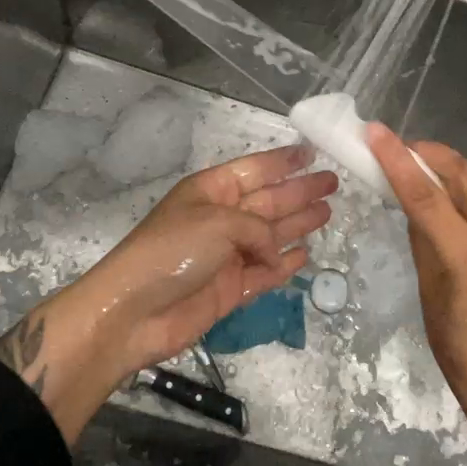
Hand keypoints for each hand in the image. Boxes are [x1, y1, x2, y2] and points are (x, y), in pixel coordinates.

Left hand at [0, 145, 336, 443]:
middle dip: (300, 190)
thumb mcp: (218, 222)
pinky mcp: (229, 289)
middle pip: (269, 199)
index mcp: (211, 190)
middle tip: (334, 183)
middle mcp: (221, 218)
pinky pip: (265, 272)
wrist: (132, 313)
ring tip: (329, 213)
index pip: (256, 168)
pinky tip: (306, 255)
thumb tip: (279, 254)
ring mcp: (226, 255)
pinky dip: (285, 264)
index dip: (284, 161)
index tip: (312, 152)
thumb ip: (259, 229)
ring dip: (298, 223)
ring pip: (271, 234)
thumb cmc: (172, 251)